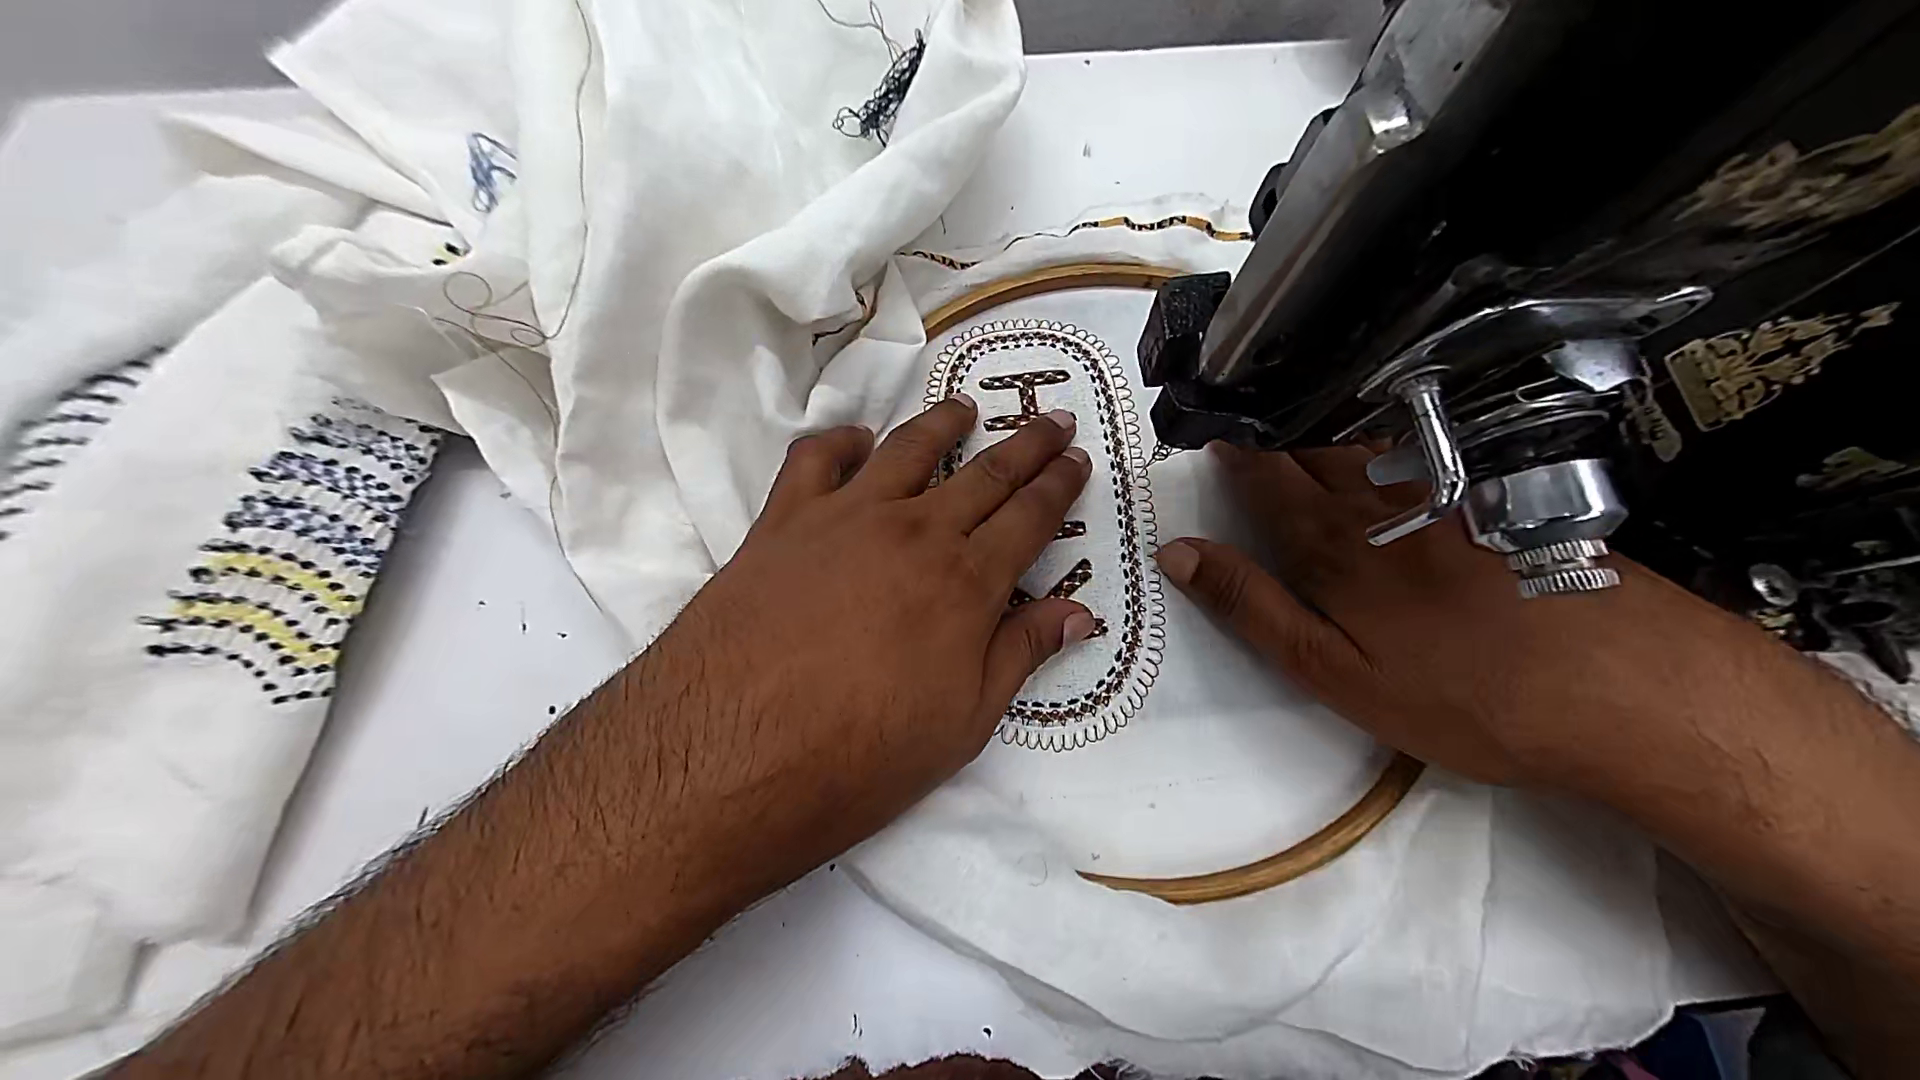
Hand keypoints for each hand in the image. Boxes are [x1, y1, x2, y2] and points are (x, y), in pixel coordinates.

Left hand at [636, 396, 1093, 899]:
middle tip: (1054, 421)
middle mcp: (912, 532)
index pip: (1029, 517)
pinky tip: (855, 440)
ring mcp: (844, 518)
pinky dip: (839, 440)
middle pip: (984, 473)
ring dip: (944, 423)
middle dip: (1027, 444)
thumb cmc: (860, 755)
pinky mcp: (782, 522)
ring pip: (907, 449)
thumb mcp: (962, 722)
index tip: (1078, 459)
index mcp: (964, 582)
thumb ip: (1021, 654)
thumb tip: (1080, 614)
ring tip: (967, 408)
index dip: (1059, 486)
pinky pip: (814, 458)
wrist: (728, 755)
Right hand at [1151, 442, 1860, 793]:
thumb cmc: (1461, 696)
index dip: (1230, 451)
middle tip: (1243, 416)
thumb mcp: (1332, 670)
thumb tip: (1177, 552)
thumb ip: (1250, 606)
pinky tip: (1385, 443)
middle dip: (1270, 429)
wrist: (1636, 697)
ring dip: (1322, 426)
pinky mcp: (1498, 501)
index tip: (1206, 429)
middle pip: (1312, 447)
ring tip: (1297, 419)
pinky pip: (1421, 450)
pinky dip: (1385, 437)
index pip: (1263, 476)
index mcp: (1333, 542)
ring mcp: (1448, 494)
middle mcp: (1383, 501)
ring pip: (1366, 442)